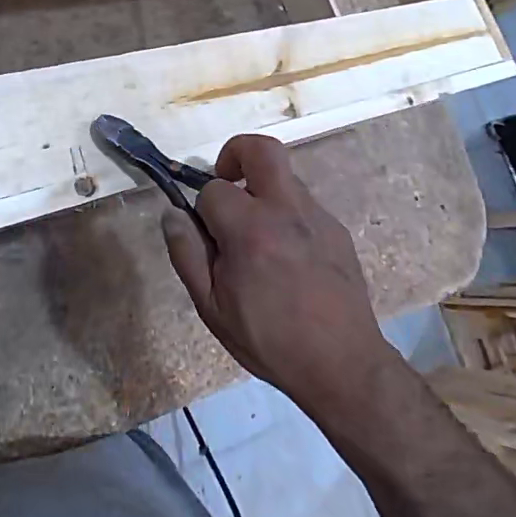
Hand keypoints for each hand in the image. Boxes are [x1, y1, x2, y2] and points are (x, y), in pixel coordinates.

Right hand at [160, 135, 397, 414]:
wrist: (343, 367)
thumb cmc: (267, 339)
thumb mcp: (210, 306)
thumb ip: (186, 252)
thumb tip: (172, 213)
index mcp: (251, 231)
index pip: (213, 189)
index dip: (200, 209)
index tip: (202, 236)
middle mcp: (288, 213)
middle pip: (261, 149)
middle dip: (233, 155)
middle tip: (223, 187)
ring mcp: (319, 219)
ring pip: (282, 176)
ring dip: (258, 190)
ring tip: (251, 235)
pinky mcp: (337, 231)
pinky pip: (301, 202)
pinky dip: (281, 212)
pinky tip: (279, 255)